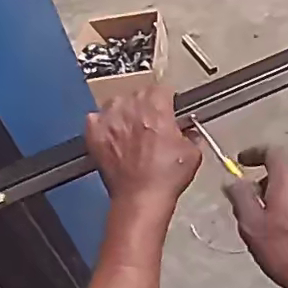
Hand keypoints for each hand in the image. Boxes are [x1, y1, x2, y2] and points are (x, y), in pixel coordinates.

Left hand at [86, 89, 200, 211]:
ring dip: (123, 112)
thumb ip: (191, 135)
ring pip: (115, 103)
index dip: (166, 100)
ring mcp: (110, 120)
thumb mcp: (192, 154)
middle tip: (151, 124)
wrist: (141, 198)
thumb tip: (189, 131)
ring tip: (130, 129)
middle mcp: (131, 108)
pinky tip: (112, 136)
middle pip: (138, 94)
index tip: (168, 108)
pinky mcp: (94, 134)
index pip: (161, 89)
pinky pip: (94, 118)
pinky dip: (103, 124)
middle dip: (145, 106)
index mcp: (157, 108)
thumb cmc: (165, 178)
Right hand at [223, 145, 287, 287]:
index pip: (272, 151)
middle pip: (283, 173)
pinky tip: (283, 237)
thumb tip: (233, 183)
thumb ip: (240, 197)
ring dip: (277, 200)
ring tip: (264, 226)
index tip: (244, 160)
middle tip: (248, 202)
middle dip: (263, 184)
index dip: (255, 153)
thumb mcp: (252, 225)